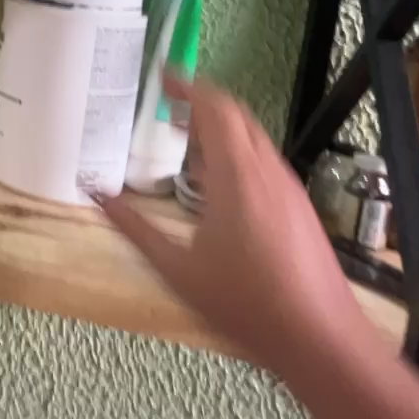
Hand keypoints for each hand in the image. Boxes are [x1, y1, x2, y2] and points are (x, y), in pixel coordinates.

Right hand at [92, 74, 372, 375]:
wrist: (323, 342)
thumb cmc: (246, 303)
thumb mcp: (177, 268)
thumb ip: (134, 227)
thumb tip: (96, 194)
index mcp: (236, 177)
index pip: (215, 109)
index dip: (187, 86)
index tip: (160, 76)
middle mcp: (267, 172)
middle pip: (236, 115)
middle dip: (200, 101)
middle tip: (165, 104)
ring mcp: (288, 189)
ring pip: (253, 136)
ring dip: (218, 126)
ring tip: (182, 136)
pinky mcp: (299, 206)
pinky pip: (264, 158)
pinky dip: (235, 149)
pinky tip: (214, 177)